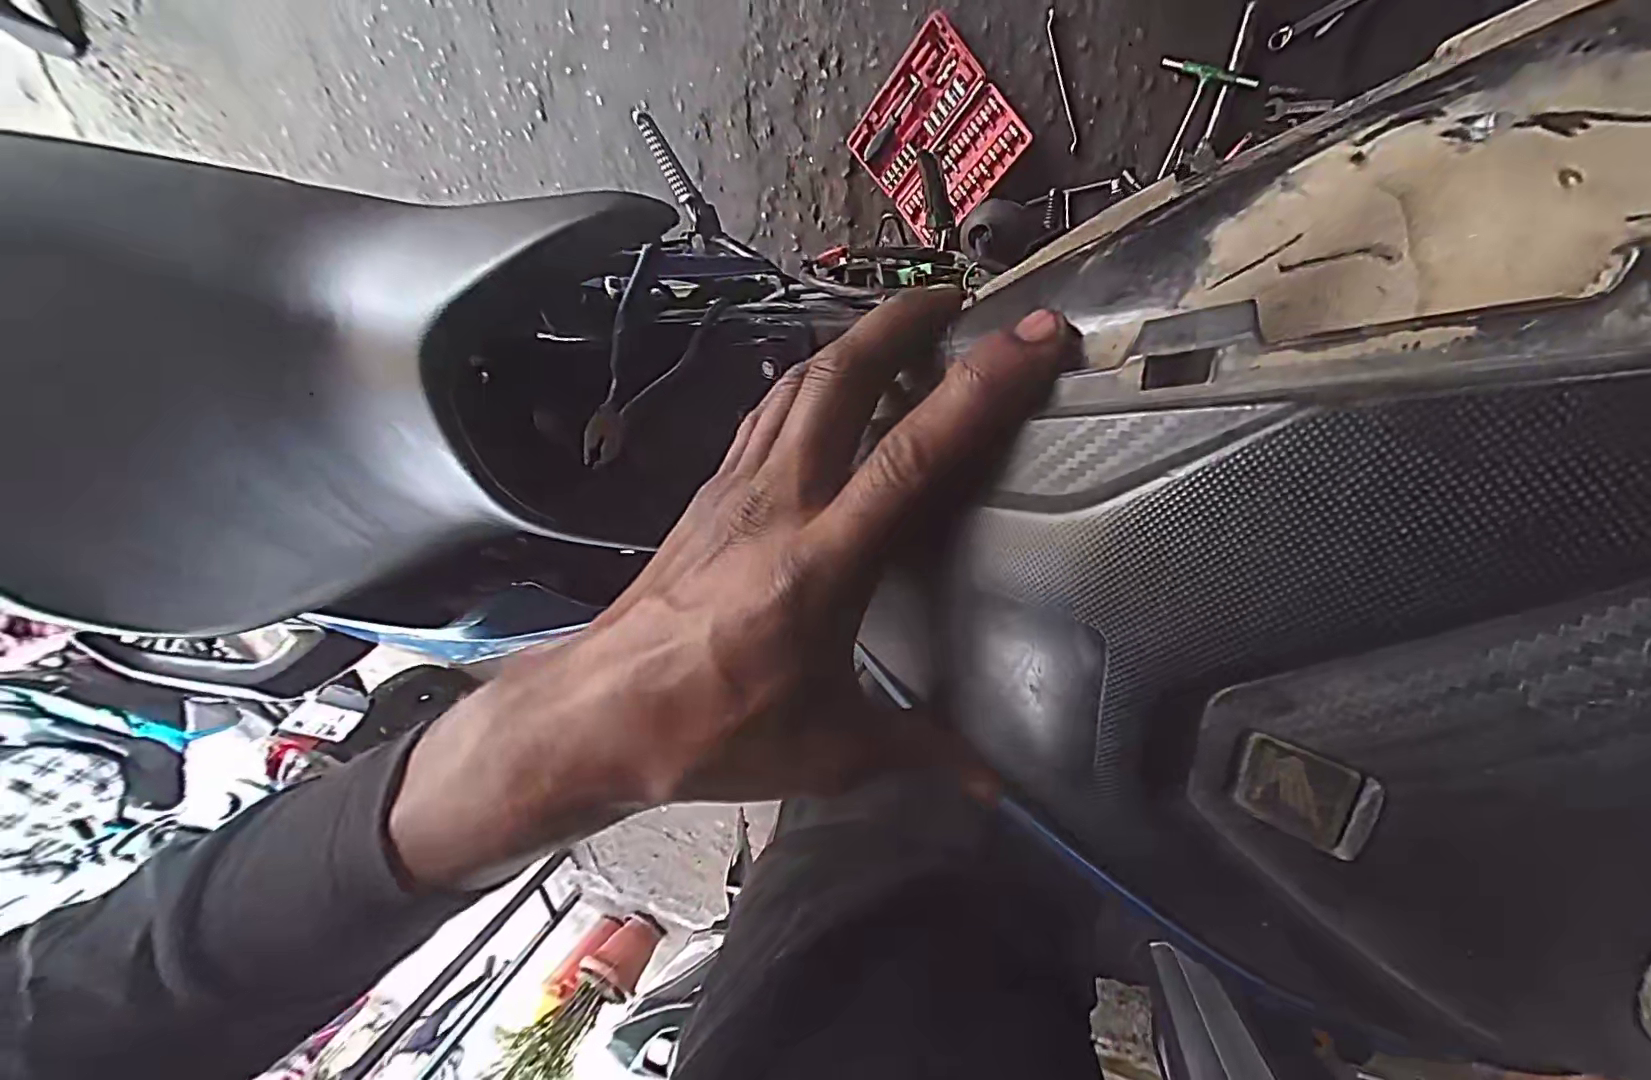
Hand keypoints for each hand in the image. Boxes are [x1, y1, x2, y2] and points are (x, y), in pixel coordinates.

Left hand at [388, 289, 1072, 889]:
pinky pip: (770, 409)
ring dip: (858, 338)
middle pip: (844, 379)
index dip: (980, 389)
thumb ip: (921, 751)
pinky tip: (835, 379)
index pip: (915, 454)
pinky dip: (813, 377)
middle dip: (906, 322)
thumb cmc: (712, 730)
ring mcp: (739, 487)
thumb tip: (991, 786)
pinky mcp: (713, 488)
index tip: (1026, 340)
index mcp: (823, 563)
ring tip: (906, 323)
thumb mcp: (831, 750)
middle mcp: (781, 503)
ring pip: (801, 381)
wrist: (595, 714)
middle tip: (960, 299)